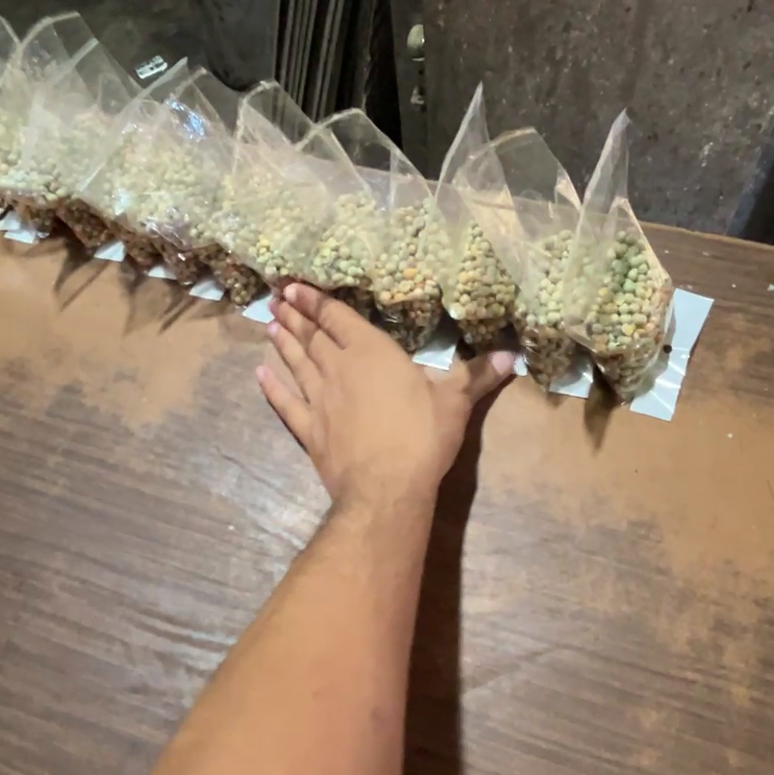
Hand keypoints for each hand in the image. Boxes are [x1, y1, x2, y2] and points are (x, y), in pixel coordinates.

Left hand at [257, 283, 514, 511]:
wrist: (386, 488)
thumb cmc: (423, 436)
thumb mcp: (457, 401)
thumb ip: (478, 375)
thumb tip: (513, 356)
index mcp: (372, 353)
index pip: (339, 319)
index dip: (317, 301)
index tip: (296, 286)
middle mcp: (339, 369)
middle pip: (312, 337)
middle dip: (295, 316)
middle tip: (276, 299)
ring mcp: (319, 401)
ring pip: (296, 364)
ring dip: (283, 343)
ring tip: (269, 324)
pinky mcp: (309, 431)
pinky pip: (286, 404)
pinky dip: (272, 388)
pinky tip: (260, 374)